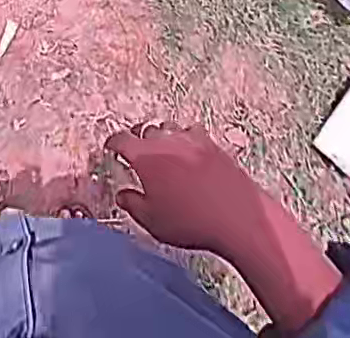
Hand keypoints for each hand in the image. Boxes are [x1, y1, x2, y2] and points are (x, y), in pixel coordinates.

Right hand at [104, 124, 269, 258]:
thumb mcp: (153, 221)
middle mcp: (164, 140)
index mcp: (144, 155)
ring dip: (160, 136)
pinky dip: (184, 139)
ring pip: (167, 128)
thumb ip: (133, 204)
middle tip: (135, 151)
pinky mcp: (211, 144)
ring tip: (161, 150)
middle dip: (136, 138)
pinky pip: (191, 133)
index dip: (113, 143)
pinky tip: (188, 152)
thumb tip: (123, 195)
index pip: (120, 139)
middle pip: (144, 130)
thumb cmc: (191, 221)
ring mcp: (189, 139)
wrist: (238, 217)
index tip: (111, 148)